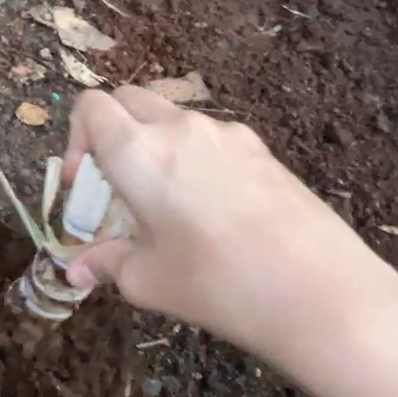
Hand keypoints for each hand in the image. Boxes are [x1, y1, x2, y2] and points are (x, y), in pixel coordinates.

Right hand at [61, 85, 397, 377]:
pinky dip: (191, 157)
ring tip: (161, 202)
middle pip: (128, 101)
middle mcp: (180, 129)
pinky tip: (207, 209)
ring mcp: (227, 136)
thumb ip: (106, 264)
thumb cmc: (218, 285)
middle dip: (109, 132)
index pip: (90, 107)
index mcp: (139, 153)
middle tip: (113, 184)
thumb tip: (76, 271)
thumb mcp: (147, 281)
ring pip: (172, 119)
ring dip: (152, 145)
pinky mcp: (263, 152)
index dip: (74, 138)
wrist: (324, 295)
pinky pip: (210, 138)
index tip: (82, 183)